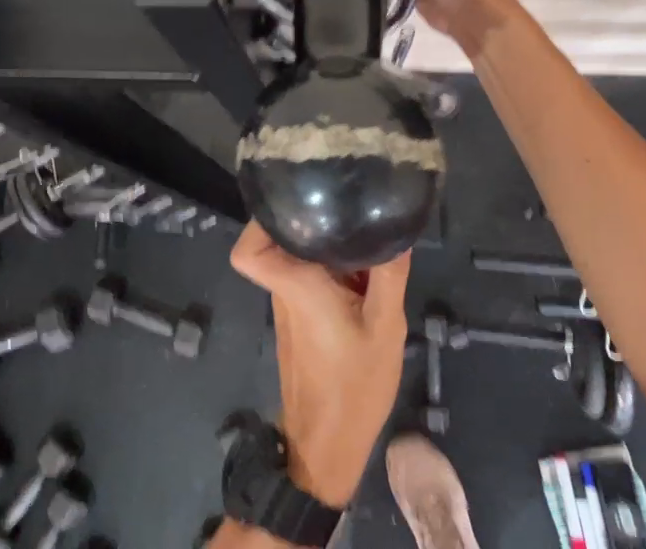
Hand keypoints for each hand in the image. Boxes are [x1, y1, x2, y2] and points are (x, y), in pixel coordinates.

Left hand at [230, 222, 411, 506]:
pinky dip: (333, 271)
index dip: (260, 224)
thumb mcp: (386, 327)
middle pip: (280, 244)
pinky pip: (309, 280)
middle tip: (348, 207)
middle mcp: (284, 291)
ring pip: (298, 260)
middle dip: (312, 224)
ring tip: (365, 235)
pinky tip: (365, 272)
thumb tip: (397, 231)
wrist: (331, 443)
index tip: (294, 202)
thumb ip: (388, 275)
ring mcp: (289, 307)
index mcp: (295, 287)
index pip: (249, 252)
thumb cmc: (354, 385)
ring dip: (328, 249)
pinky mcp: (300, 320)